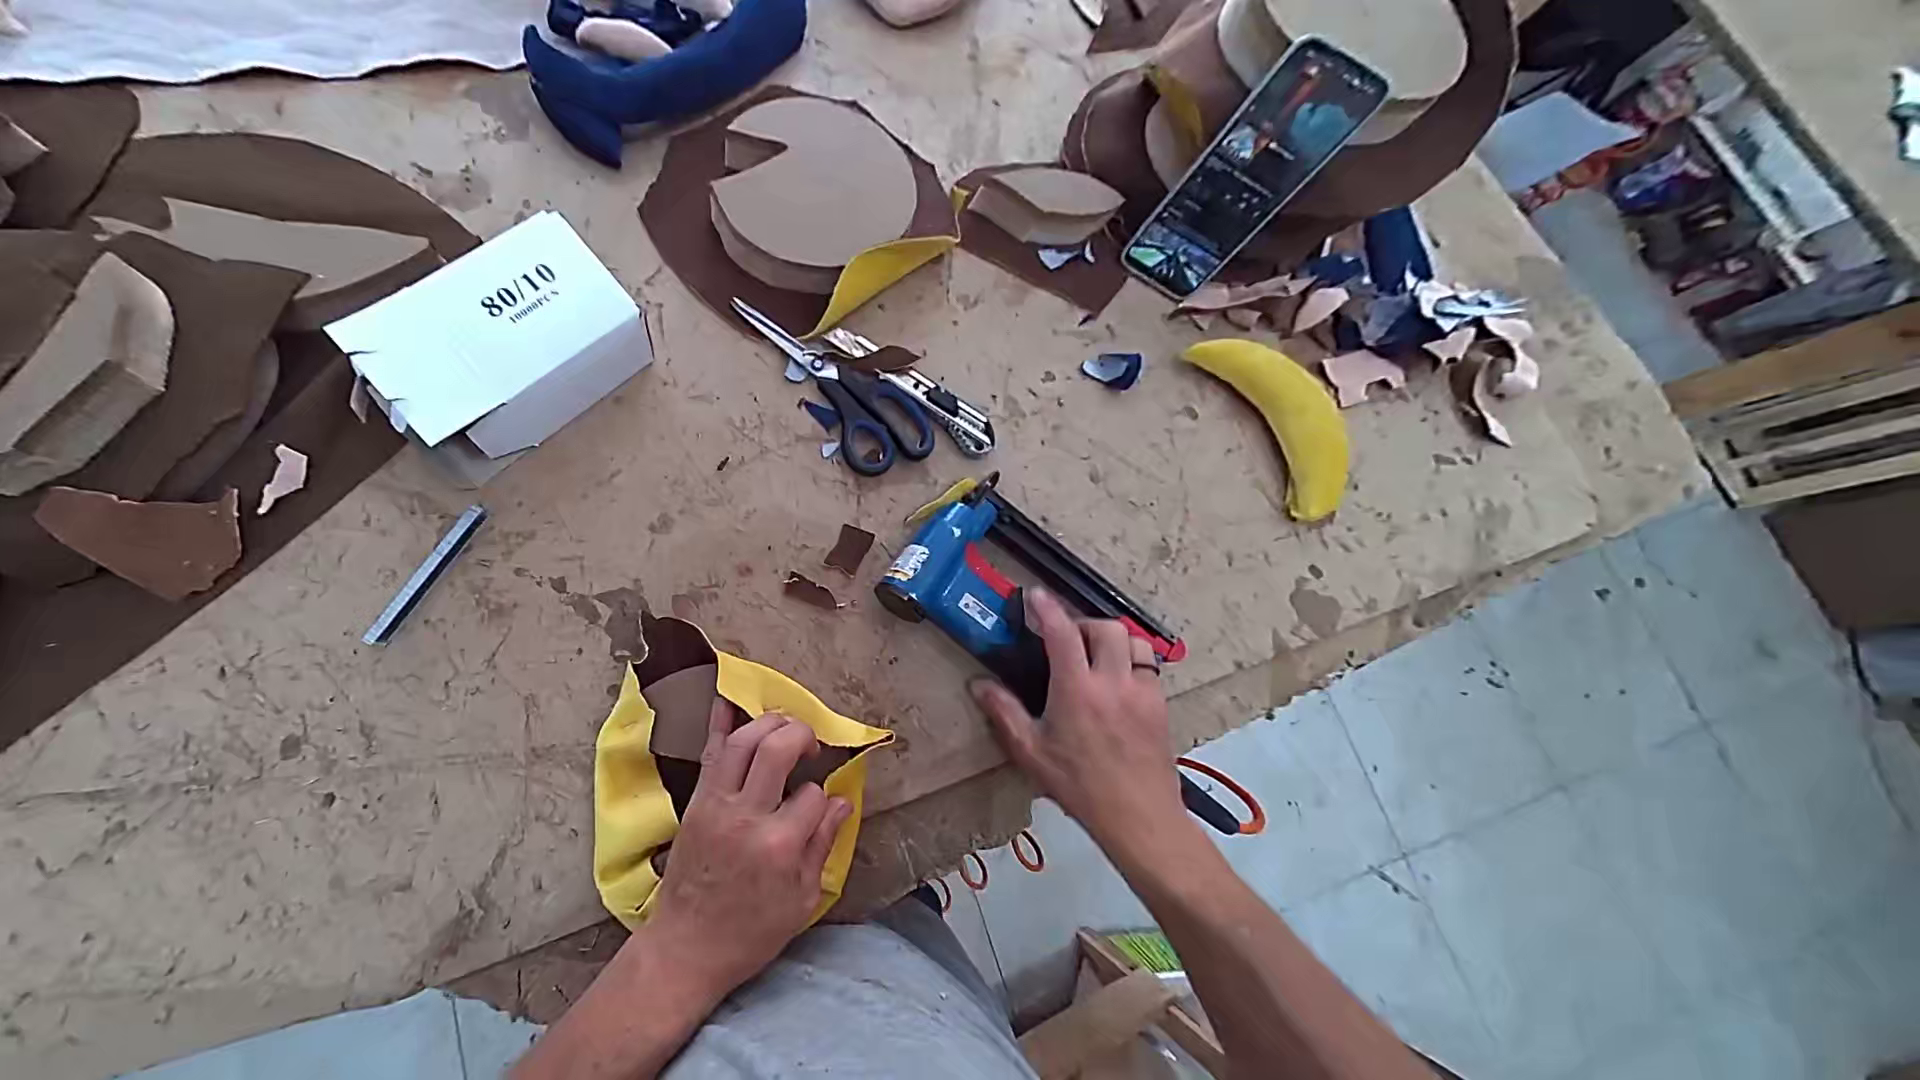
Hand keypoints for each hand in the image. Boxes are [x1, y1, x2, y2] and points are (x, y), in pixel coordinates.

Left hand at [645, 702, 852, 997]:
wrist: (684, 950)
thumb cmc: (750, 932)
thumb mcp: (801, 900)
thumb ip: (823, 844)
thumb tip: (842, 801)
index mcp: (778, 845)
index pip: (814, 793)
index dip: (824, 797)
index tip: (818, 812)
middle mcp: (746, 816)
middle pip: (778, 748)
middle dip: (801, 736)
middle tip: (810, 748)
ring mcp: (715, 806)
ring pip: (742, 741)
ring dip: (769, 723)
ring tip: (785, 729)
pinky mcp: (696, 803)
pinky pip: (709, 753)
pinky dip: (720, 723)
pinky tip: (730, 700)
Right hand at [969, 587, 1186, 851]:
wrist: (1139, 817)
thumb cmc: (1080, 787)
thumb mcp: (1032, 753)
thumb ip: (1005, 714)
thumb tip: (979, 685)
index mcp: (1077, 690)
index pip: (1062, 632)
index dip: (1046, 608)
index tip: (1035, 595)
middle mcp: (1113, 682)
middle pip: (1105, 627)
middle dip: (1083, 623)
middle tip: (1066, 638)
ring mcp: (1142, 691)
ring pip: (1133, 640)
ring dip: (1112, 638)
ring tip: (1095, 654)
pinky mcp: (1160, 704)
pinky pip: (1149, 666)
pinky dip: (1131, 660)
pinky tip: (1117, 681)